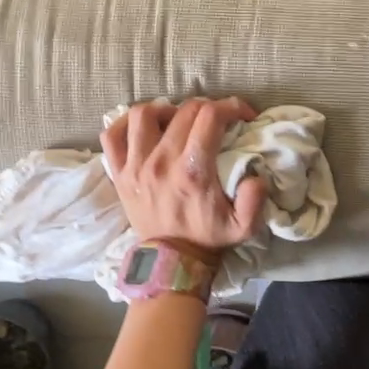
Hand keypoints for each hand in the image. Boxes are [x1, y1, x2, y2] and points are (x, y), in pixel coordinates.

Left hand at [101, 98, 266, 257]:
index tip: (243, 115)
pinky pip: (112, 135)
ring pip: (144, 114)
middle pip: (183, 111)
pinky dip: (125, 124)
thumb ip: (255, 201)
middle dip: (208, 107)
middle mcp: (162, 162)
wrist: (172, 261)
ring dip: (165, 110)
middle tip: (217, 119)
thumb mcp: (244, 227)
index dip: (232, 107)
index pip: (210, 116)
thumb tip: (256, 175)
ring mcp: (135, 166)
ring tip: (178, 121)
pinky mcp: (119, 173)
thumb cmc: (208, 238)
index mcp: (193, 171)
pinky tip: (144, 128)